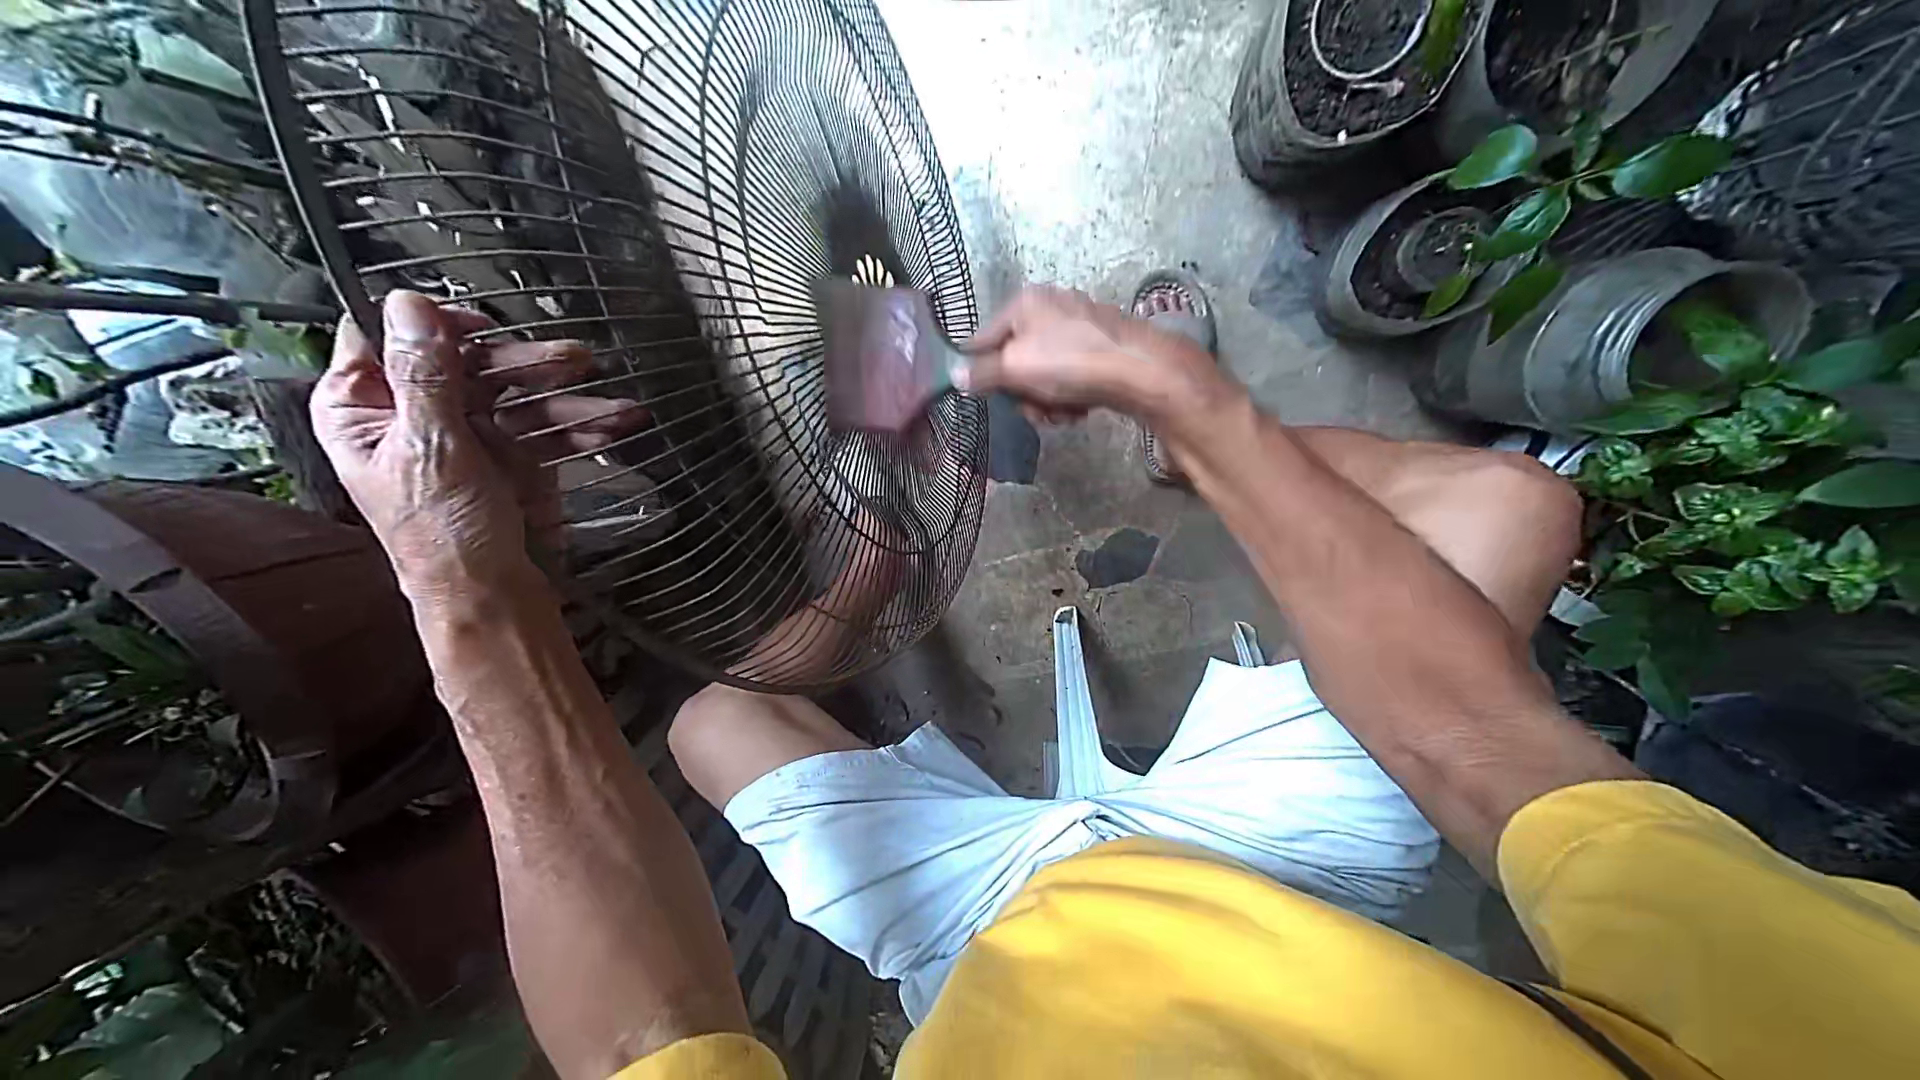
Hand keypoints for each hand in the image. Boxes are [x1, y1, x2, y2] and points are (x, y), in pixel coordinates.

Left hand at [311, 290, 641, 604]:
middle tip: (573, 360)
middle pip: (471, 366)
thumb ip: (426, 377)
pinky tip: (614, 425)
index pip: (390, 341)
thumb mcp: (433, 450)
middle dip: (526, 365)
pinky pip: (550, 430)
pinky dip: (582, 428)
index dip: (436, 326)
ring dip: (569, 398)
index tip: (483, 325)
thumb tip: (409, 303)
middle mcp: (420, 416)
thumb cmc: (444, 536)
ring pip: (520, 397)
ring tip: (612, 402)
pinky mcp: (518, 457)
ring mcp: (475, 436)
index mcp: (367, 410)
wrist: (494, 596)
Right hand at [957, 285, 1227, 425]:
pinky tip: (1081, 410)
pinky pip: (1070, 376)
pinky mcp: (1102, 348)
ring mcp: (1079, 327)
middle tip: (1037, 412)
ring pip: (1044, 374)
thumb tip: (953, 374)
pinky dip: (1071, 396)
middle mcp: (1052, 307)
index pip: (984, 338)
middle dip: (1025, 394)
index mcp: (1025, 303)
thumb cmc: (1068, 362)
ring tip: (1063, 414)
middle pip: (1017, 361)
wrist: (1139, 370)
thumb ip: (982, 373)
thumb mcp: (1015, 368)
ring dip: (1048, 402)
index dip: (982, 370)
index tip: (987, 396)